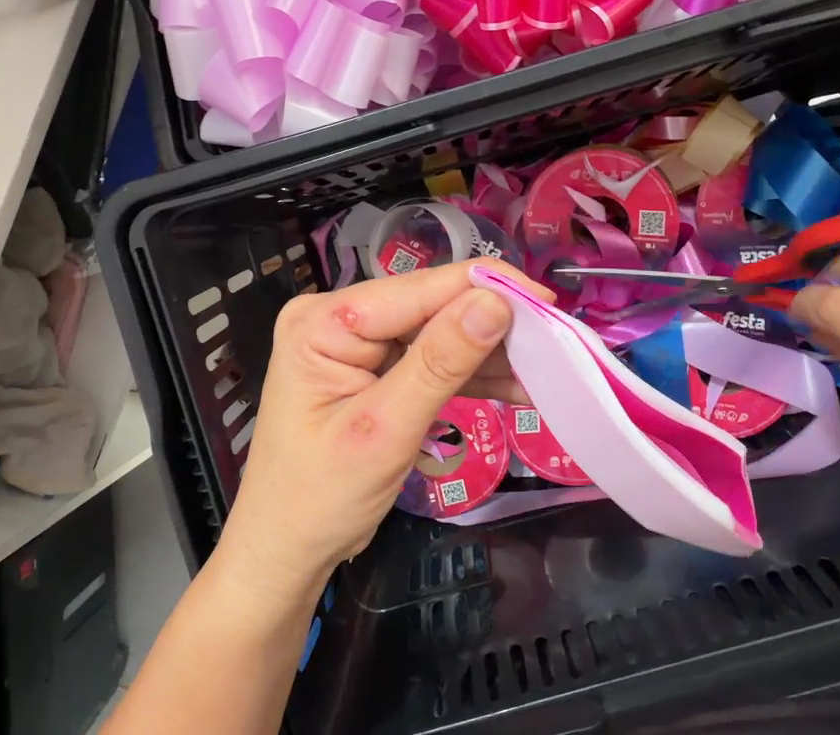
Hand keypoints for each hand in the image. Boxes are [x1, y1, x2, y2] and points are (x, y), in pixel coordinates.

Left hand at [212, 259, 549, 601]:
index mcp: (324, 320)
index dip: (486, 287)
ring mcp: (355, 343)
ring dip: (489, 353)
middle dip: (493, 324)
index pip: (419, 289)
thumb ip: (440, 363)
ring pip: (438, 332)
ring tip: (546, 369)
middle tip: (554, 342)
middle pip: (431, 305)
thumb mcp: (385, 429)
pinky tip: (518, 387)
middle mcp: (337, 317)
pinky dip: (471, 375)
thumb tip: (496, 302)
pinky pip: (430, 360)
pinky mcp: (372, 368)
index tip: (548, 301)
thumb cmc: (320, 498)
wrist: (285, 551)